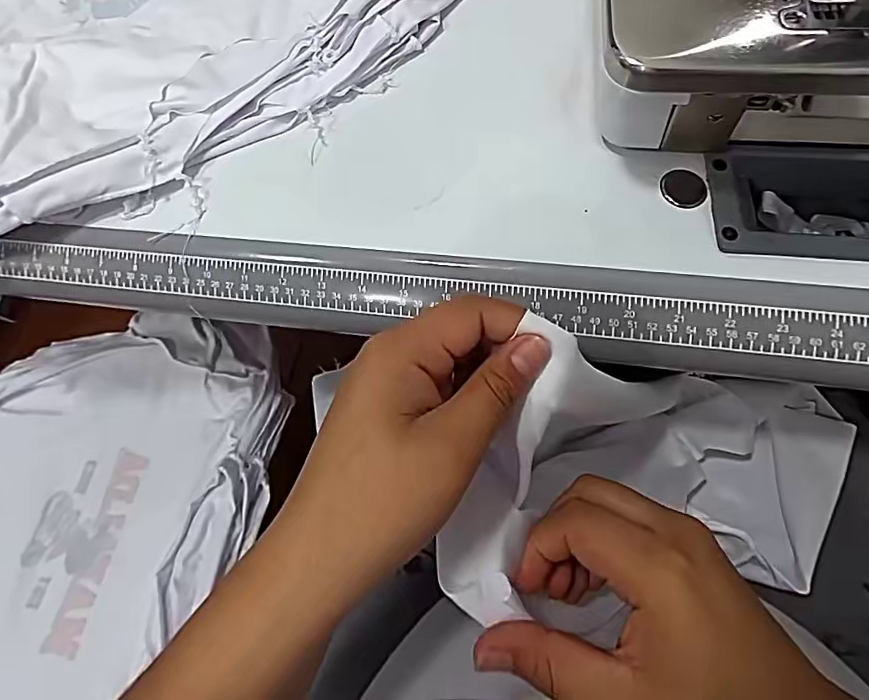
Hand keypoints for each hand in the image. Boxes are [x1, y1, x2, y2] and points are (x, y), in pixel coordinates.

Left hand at [271, 295, 549, 606]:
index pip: (473, 310)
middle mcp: (387, 353)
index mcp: (400, 349)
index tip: (551, 357)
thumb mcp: (453, 444)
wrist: (318, 558)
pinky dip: (463, 394)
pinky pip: (434, 380)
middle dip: (504, 350)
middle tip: (537, 389)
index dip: (517, 326)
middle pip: (460, 327)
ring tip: (511, 413)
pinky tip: (479, 424)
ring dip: (485, 375)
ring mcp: (382, 378)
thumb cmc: (375, 507)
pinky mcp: (383, 404)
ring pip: (449, 355)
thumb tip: (531, 347)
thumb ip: (497, 387)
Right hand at [473, 476, 848, 699]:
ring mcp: (690, 536)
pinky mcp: (696, 546)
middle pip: (588, 492)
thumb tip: (494, 643)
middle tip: (544, 584)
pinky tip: (601, 589)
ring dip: (577, 533)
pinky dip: (604, 537)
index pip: (573, 519)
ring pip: (610, 498)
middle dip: (554, 531)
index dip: (536, 549)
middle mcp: (677, 534)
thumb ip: (549, 662)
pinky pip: (634, 515)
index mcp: (661, 564)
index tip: (526, 589)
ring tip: (570, 593)